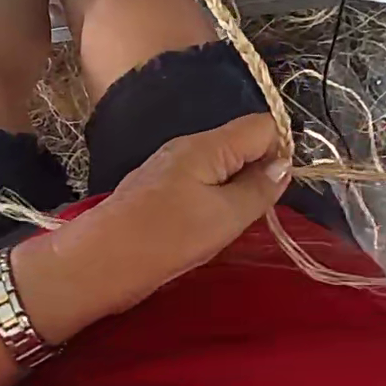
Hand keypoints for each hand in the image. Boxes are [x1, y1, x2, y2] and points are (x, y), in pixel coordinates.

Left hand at [12, 114, 289, 337]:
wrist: (101, 260)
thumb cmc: (167, 236)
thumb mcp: (224, 217)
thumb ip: (258, 188)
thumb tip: (284, 164)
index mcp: (206, 145)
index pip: (261, 125)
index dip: (281, 150)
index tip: (281, 188)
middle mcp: (188, 146)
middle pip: (240, 143)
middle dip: (259, 171)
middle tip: (260, 211)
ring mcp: (170, 166)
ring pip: (221, 165)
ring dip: (237, 189)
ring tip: (235, 222)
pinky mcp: (159, 188)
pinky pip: (201, 181)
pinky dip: (215, 198)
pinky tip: (210, 225)